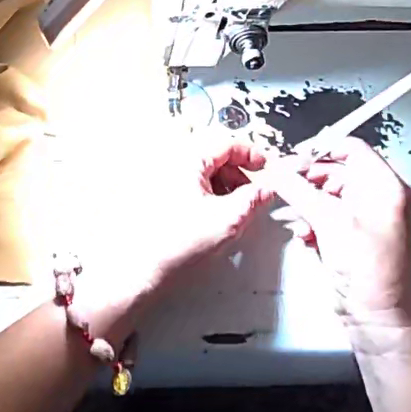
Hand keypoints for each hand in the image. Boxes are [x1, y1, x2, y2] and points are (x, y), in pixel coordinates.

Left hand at [66, 137, 274, 346]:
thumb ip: (253, 199)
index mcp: (189, 160)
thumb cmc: (178, 242)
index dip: (251, 155)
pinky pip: (191, 184)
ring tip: (233, 210)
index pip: (227, 144)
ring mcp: (164, 178)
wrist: (143, 268)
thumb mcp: (228, 219)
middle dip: (238, 174)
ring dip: (224, 185)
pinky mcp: (160, 195)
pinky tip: (213, 216)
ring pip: (204, 172)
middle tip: (252, 194)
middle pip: (216, 157)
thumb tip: (266, 189)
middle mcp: (174, 163)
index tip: (265, 168)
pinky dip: (208, 194)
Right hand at [259, 139, 410, 333]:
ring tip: (295, 215)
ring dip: (306, 203)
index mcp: (385, 187)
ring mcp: (363, 218)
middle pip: (335, 171)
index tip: (295, 155)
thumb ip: (298, 189)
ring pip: (326, 195)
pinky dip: (311, 221)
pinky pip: (325, 216)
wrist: (376, 316)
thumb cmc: (370, 270)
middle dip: (307, 179)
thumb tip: (277, 170)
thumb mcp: (329, 220)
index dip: (321, 148)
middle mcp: (377, 198)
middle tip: (284, 182)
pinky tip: (305, 234)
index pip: (352, 149)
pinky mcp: (350, 237)